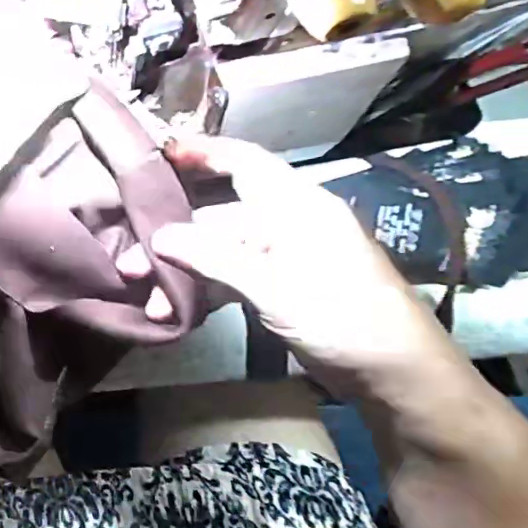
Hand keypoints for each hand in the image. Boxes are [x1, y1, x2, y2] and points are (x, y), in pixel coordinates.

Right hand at [147, 135, 465, 399]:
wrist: (397, 375)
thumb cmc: (342, 315)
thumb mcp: (273, 285)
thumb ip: (213, 258)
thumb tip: (159, 239)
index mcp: (295, 205)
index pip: (245, 162)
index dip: (205, 152)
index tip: (163, 151)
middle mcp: (284, 223)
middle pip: (217, 219)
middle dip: (172, 241)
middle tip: (130, 266)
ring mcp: (281, 257)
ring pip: (218, 254)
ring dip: (183, 276)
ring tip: (151, 303)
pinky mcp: (279, 287)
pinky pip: (229, 279)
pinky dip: (203, 293)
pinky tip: (177, 314)